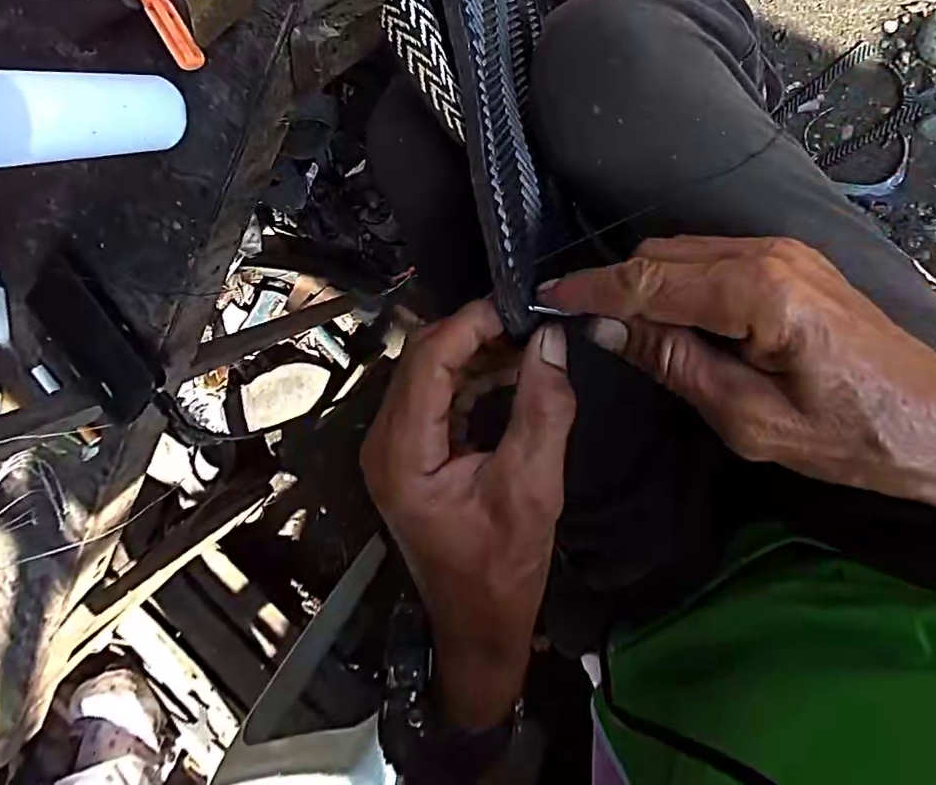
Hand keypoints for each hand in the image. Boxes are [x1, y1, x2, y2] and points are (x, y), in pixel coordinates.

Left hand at [361, 300, 576, 728]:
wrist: (479, 626)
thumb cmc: (502, 572)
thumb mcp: (533, 491)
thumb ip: (543, 412)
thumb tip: (550, 343)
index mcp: (402, 453)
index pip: (428, 359)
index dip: (472, 323)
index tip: (518, 309)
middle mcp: (386, 440)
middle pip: (424, 357)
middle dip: (477, 332)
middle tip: (529, 324)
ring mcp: (395, 444)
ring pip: (432, 370)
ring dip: (479, 351)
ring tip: (528, 344)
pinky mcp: (412, 448)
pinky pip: (439, 392)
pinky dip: (475, 375)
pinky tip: (512, 372)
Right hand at [540, 236, 935, 517]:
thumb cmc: (856, 438)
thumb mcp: (751, 421)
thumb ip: (674, 364)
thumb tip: (608, 330)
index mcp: (759, 292)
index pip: (650, 282)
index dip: (592, 290)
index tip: (547, 296)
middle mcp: (766, 252)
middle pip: (660, 256)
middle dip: (614, 287)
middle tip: (582, 326)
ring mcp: (782, 249)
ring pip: (681, 252)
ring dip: (643, 284)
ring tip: (618, 327)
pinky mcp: (790, 258)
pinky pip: (709, 257)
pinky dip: (675, 281)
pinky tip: (667, 316)